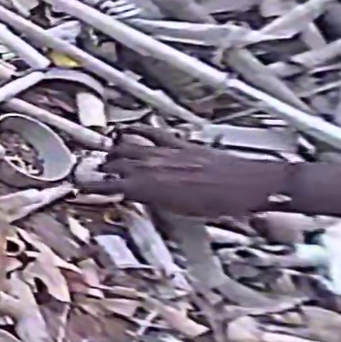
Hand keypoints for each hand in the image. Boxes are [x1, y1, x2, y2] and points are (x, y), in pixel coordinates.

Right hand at [81, 132, 293, 217]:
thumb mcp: (182, 211)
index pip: (106, 185)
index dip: (90, 187)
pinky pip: (150, 132)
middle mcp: (148, 166)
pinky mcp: (178, 143)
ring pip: (123, 147)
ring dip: (113, 152)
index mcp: (145, 187)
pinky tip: (130, 130)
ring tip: (109, 154)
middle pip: (112, 164)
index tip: (82, 187)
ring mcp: (162, 152)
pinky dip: (136, 130)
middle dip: (102, 169)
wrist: (258, 186)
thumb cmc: (227, 203)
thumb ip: (153, 201)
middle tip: (98, 173)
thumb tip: (139, 197)